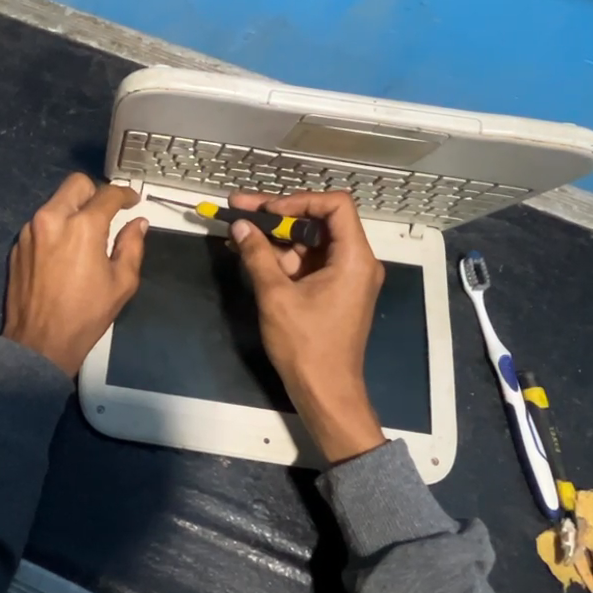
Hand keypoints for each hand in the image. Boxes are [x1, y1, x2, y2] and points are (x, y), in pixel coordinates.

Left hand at [3, 174, 149, 375]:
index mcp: (83, 226)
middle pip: (76, 184)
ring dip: (73, 209)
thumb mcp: (122, 283)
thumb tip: (138, 223)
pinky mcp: (17, 245)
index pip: (108, 194)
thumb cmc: (86, 316)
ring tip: (85, 234)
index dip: (125, 194)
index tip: (133, 201)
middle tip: (107, 211)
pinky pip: (40, 224)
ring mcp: (30, 231)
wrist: (39, 343)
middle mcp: (52, 219)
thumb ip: (132, 246)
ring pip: (55, 202)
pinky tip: (63, 251)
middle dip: (95, 192)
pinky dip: (55, 228)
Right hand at [228, 191, 385, 461]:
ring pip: (309, 242)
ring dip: (274, 235)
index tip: (267, 210)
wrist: (325, 392)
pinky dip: (280, 256)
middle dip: (277, 215)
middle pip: (319, 221)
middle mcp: (355, 261)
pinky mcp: (332, 291)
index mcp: (354, 258)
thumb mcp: (276, 296)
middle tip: (239, 207)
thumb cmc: (306, 345)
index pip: (335, 205)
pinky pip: (306, 262)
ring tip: (236, 229)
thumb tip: (240, 226)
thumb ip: (258, 255)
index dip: (299, 201)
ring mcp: (344, 277)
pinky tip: (248, 251)